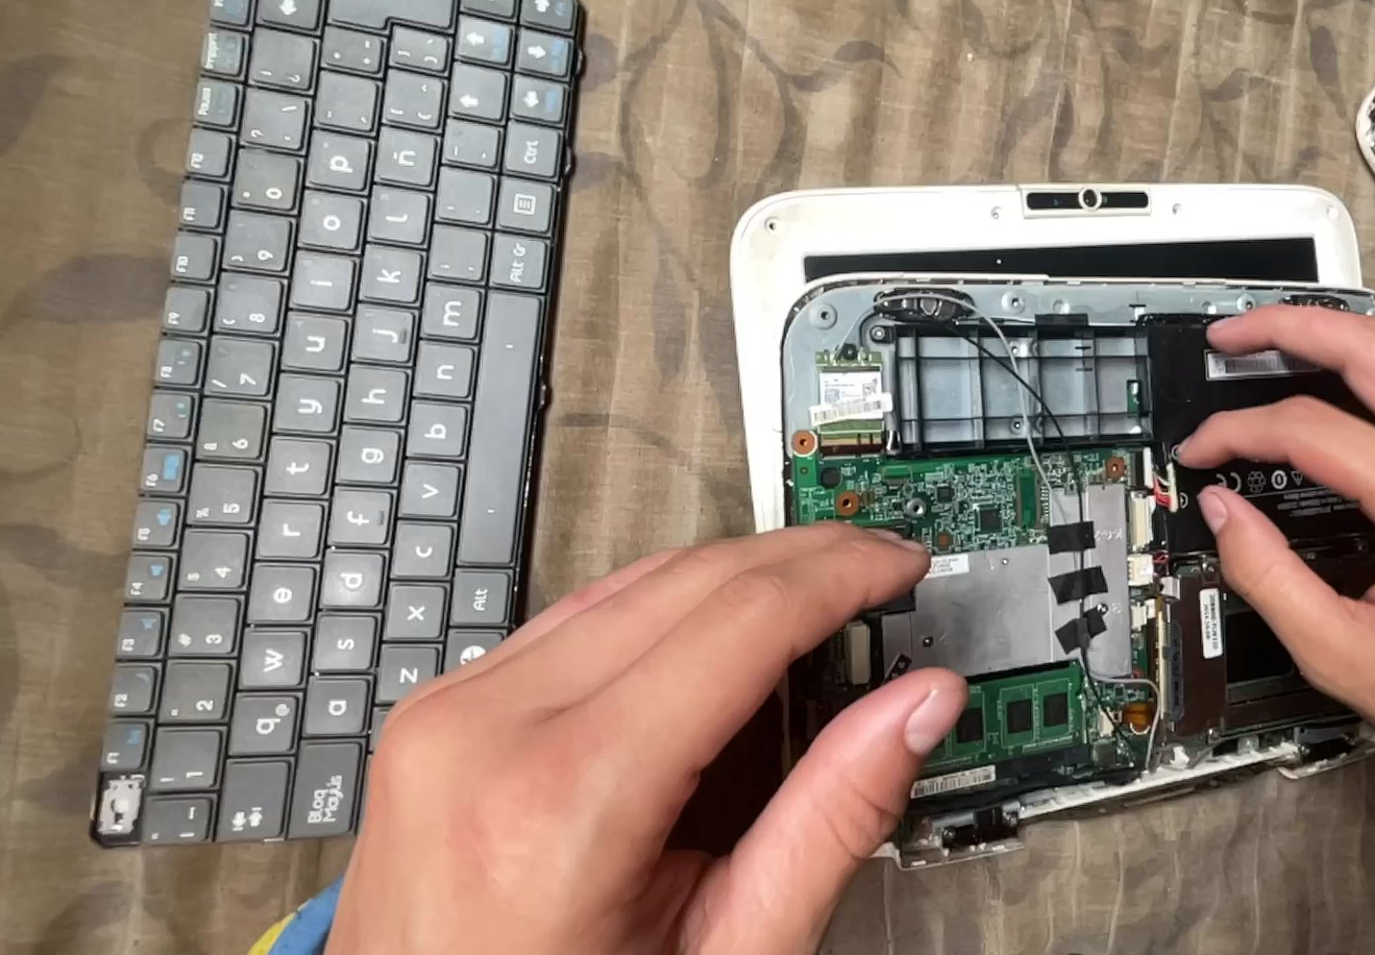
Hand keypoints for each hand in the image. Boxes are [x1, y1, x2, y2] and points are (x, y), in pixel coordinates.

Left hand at [327, 525, 964, 954]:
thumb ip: (835, 816)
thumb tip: (921, 704)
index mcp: (560, 801)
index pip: (742, 622)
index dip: (840, 575)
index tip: (900, 564)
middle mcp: (489, 726)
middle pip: (695, 581)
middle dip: (806, 558)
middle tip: (878, 564)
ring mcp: (458, 705)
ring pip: (644, 578)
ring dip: (748, 570)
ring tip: (822, 586)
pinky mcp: (454, 702)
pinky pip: (593, 611)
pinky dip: (680, 598)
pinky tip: (731, 613)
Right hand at [1176, 306, 1374, 826]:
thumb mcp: (1353, 664)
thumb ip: (1271, 579)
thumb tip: (1221, 510)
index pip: (1315, 432)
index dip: (1238, 432)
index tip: (1197, 454)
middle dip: (1289, 329)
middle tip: (1227, 334)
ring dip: (1340, 331)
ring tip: (1278, 336)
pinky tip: (1349, 371)